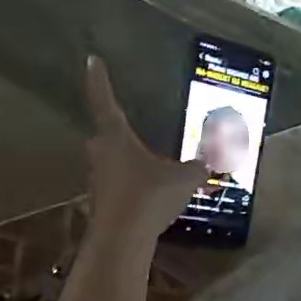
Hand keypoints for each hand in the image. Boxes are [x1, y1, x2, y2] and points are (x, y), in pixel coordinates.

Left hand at [83, 55, 205, 238]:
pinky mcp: (100, 204)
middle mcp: (101, 153)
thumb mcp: (182, 179)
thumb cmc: (148, 197)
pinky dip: (127, 186)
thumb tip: (208, 161)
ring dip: (123, 162)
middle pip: (105, 135)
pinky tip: (144, 195)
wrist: (122, 240)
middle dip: (116, 132)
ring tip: (144, 165)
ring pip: (109, 162)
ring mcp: (97, 180)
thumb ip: (196, 167)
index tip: (92, 60)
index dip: (99, 80)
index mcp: (116, 137)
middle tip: (130, 128)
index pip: (105, 101)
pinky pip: (115, 186)